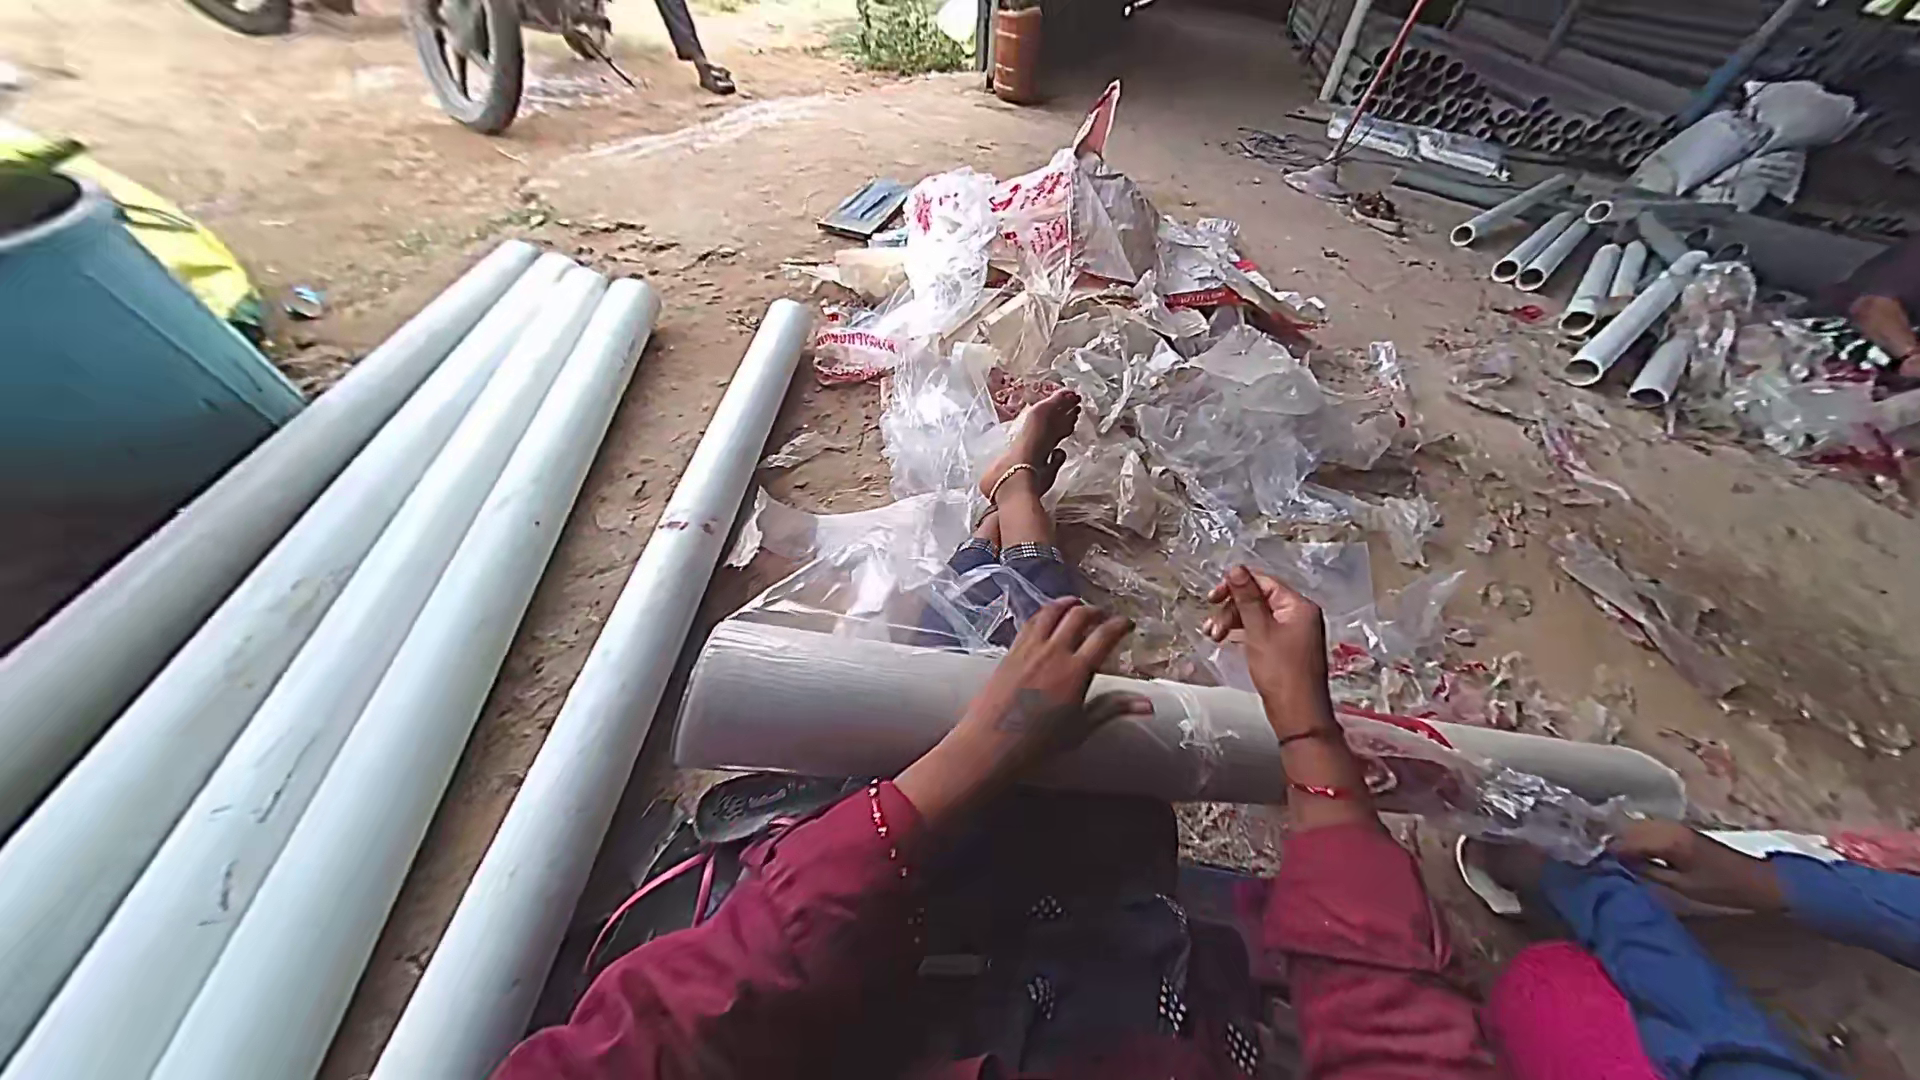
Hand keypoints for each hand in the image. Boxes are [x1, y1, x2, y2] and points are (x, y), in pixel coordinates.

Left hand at [955, 597, 1150, 772]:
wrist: (990, 741)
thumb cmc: (1039, 742)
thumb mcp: (1081, 728)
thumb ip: (1113, 708)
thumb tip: (1149, 705)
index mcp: (1076, 671)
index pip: (1104, 636)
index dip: (1119, 625)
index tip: (1127, 623)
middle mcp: (1053, 652)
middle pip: (1078, 616)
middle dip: (1094, 611)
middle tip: (1103, 615)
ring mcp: (1029, 648)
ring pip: (1050, 612)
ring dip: (1066, 604)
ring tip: (1075, 604)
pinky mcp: (1011, 651)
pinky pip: (1030, 622)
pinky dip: (1043, 614)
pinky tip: (1046, 618)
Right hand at [1202, 565, 1332, 736]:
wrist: (1297, 713)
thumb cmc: (1280, 671)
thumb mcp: (1258, 630)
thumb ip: (1246, 598)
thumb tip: (1236, 568)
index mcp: (1298, 606)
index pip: (1262, 582)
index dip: (1235, 586)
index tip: (1211, 598)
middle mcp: (1298, 614)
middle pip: (1257, 598)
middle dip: (1230, 608)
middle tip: (1210, 626)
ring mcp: (1292, 631)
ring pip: (1255, 615)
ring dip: (1231, 621)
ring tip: (1213, 637)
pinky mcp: (1284, 646)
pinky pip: (1259, 629)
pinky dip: (1241, 632)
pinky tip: (1225, 641)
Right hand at [1610, 821, 1785, 911]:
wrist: (1764, 881)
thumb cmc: (1725, 888)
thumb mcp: (1684, 886)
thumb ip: (1648, 871)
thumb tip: (1619, 863)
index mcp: (1666, 841)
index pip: (1623, 843)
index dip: (1610, 854)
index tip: (1600, 864)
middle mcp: (1662, 827)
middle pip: (1623, 830)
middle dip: (1612, 843)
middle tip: (1606, 860)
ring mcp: (1668, 824)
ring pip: (1630, 826)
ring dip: (1621, 839)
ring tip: (1617, 855)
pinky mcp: (1674, 827)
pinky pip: (1642, 827)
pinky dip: (1633, 837)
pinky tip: (1634, 849)